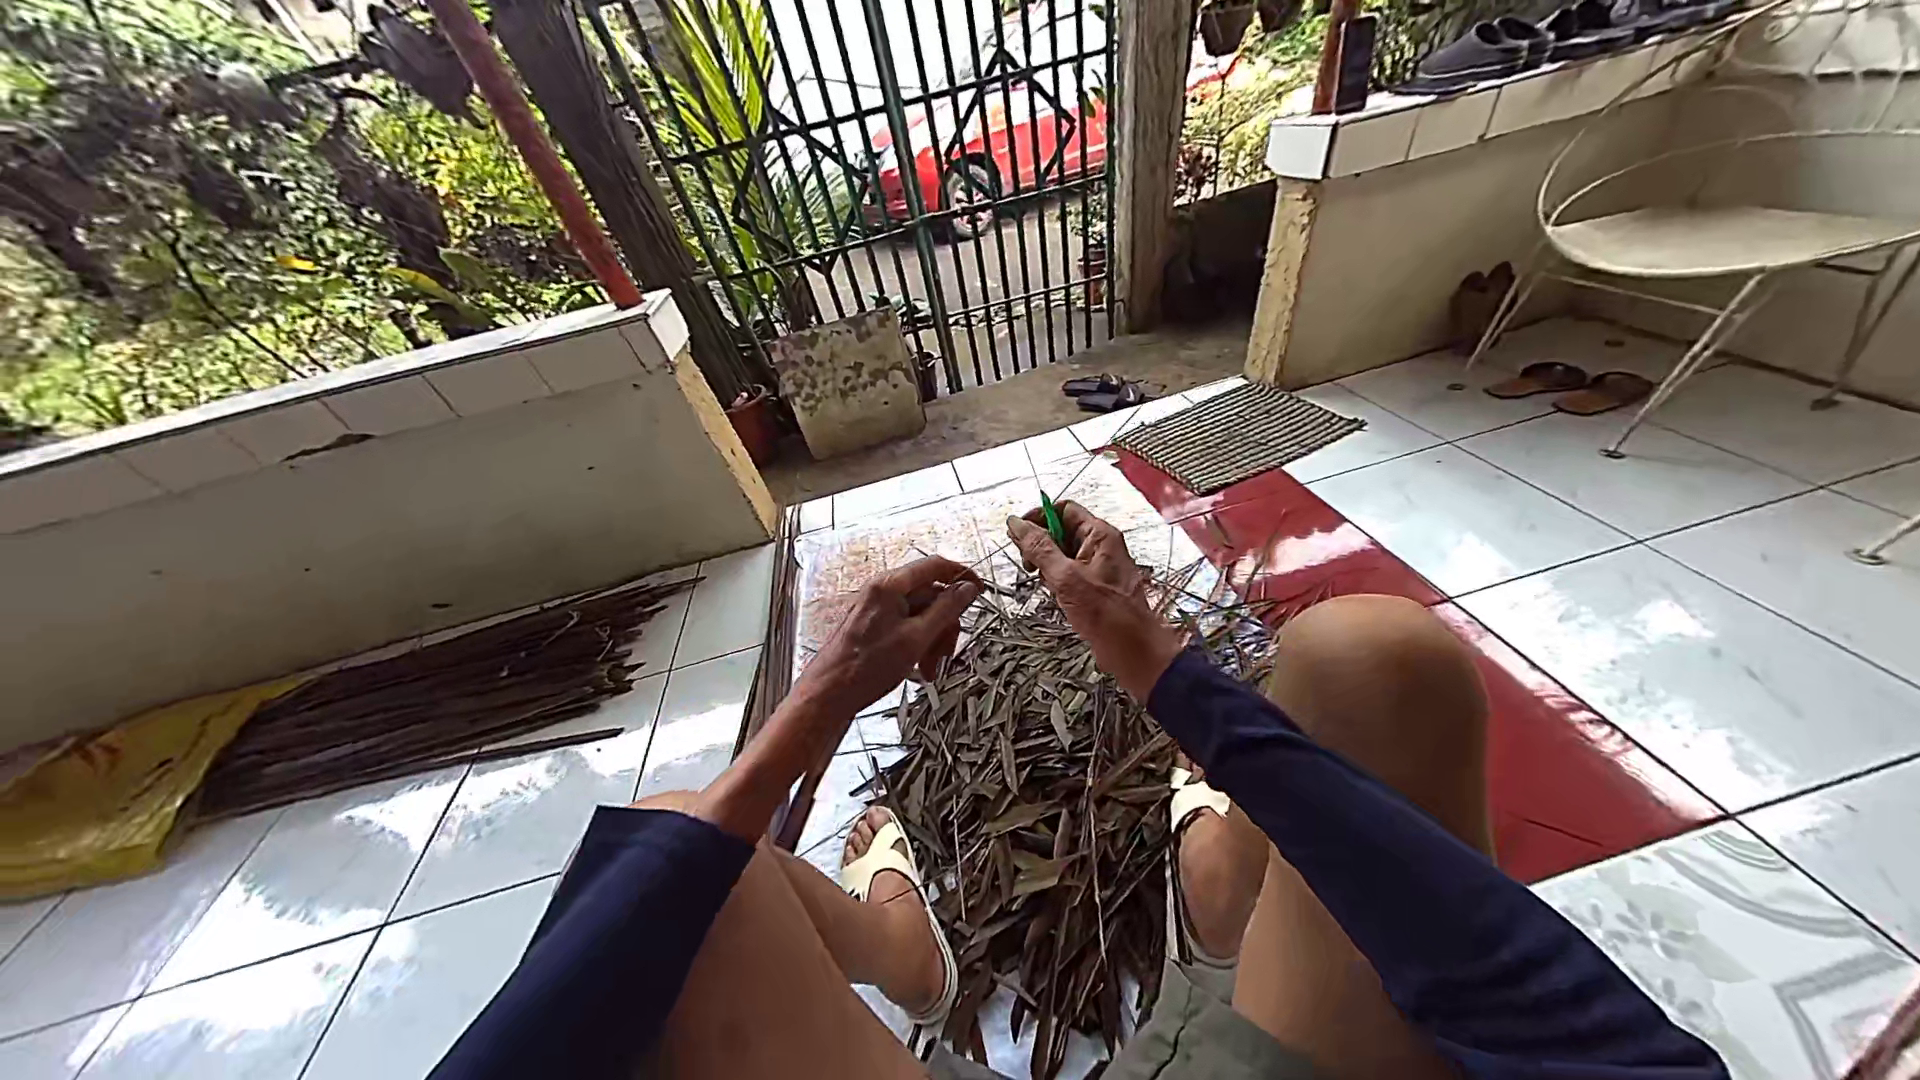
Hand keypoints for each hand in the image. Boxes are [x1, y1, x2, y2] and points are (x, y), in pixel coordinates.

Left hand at [693, 556, 978, 840]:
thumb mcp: (916, 638)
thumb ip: (946, 610)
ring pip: (920, 615)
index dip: (961, 576)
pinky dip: (918, 645)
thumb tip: (968, 588)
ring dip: (933, 640)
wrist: (827, 697)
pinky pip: (906, 628)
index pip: (935, 566)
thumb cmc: (867, 668)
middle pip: (929, 595)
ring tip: (931, 669)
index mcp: (889, 586)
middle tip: (947, 653)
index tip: (981, 592)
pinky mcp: (873, 628)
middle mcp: (882, 592)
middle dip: (945, 624)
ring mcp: (876, 610)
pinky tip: (919, 670)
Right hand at [1006, 501, 1184, 700]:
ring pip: (1062, 553)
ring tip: (1042, 581)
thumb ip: (1039, 548)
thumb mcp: (1065, 577)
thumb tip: (1017, 524)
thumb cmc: (1107, 615)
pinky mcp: (1095, 586)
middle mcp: (1100, 546)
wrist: (1133, 651)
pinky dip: (1055, 579)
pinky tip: (1053, 593)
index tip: (1018, 534)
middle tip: (1027, 562)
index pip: (1063, 510)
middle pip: (1061, 530)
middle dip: (1039, 543)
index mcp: (1099, 535)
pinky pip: (1069, 572)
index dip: (1038, 518)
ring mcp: (1098, 567)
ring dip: (1046, 563)